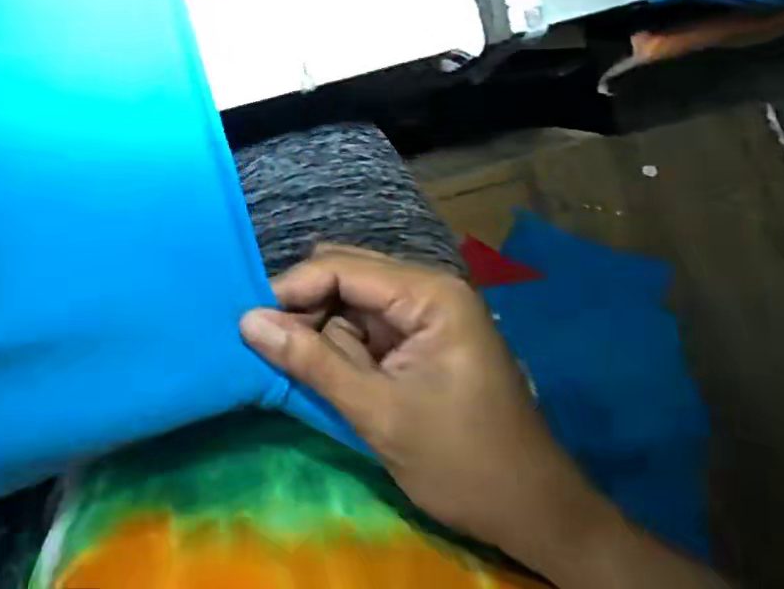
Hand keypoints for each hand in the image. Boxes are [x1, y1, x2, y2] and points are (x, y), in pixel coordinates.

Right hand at [240, 245, 722, 587]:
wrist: (536, 517)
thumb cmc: (464, 463)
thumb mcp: (379, 413)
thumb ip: (312, 363)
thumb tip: (247, 321)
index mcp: (430, 293)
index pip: (343, 268)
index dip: (293, 288)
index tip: (250, 321)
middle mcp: (427, 290)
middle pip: (344, 275)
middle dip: (306, 307)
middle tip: (270, 344)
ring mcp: (424, 313)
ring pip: (348, 300)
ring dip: (320, 329)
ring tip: (300, 367)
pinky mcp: (417, 339)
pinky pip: (363, 325)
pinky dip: (338, 345)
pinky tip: (326, 372)